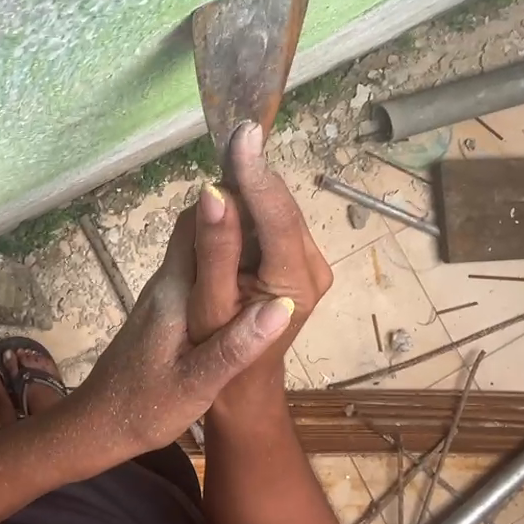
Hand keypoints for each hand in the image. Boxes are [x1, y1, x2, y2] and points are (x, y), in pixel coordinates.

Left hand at [69, 207, 293, 458]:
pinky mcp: (164, 306)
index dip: (233, 198)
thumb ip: (236, 346)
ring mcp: (163, 291)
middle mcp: (168, 280)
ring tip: (275, 236)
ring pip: (196, 244)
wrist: (99, 424)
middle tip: (281, 209)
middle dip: (235, 208)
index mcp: (175, 289)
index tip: (271, 187)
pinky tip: (248, 275)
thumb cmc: (145, 407)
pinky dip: (222, 259)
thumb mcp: (196, 384)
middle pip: (197, 225)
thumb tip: (283, 304)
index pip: (200, 222)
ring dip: (230, 233)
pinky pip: (196, 267)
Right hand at [192, 121, 333, 412]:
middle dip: (247, 176)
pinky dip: (248, 209)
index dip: (255, 170)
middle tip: (221, 141)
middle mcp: (313, 264)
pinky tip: (227, 204)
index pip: (275, 213)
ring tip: (220, 170)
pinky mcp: (298, 263)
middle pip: (278, 205)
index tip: (241, 132)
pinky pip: (271, 223)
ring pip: (275, 210)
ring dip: (246, 191)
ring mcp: (309, 263)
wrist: (242, 392)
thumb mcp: (209, 304)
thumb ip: (215, 247)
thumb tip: (214, 192)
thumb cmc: (219, 357)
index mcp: (296, 278)